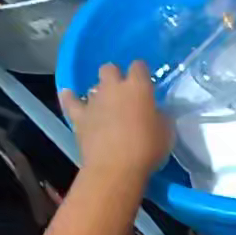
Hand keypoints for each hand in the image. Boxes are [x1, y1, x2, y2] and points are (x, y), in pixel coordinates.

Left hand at [60, 61, 171, 184]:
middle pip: (110, 69)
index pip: (139, 66)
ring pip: (93, 86)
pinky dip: (70, 98)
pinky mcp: (78, 117)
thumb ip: (160, 116)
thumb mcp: (166, 132)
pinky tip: (69, 95)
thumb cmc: (147, 149)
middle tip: (123, 93)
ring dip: (100, 93)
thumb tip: (155, 113)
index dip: (141, 72)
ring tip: (104, 106)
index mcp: (138, 87)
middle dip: (115, 76)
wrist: (116, 168)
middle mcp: (114, 87)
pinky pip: (70, 101)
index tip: (145, 83)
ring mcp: (94, 101)